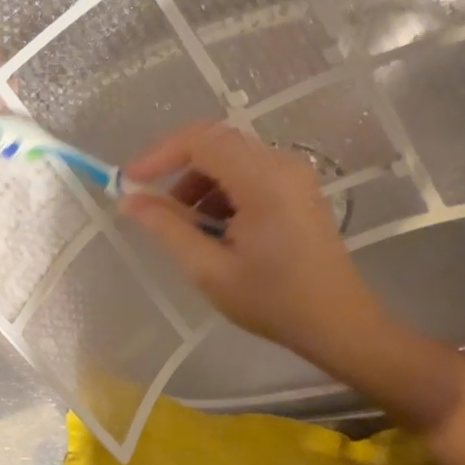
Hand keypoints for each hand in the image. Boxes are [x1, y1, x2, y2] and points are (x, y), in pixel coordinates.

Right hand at [118, 124, 386, 360]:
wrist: (337, 323)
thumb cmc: (272, 301)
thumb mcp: (208, 269)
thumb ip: (167, 228)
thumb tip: (128, 201)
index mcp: (264, 182)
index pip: (201, 141)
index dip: (158, 155)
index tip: (128, 183)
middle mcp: (282, 165)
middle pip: (214, 142)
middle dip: (174, 167)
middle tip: (146, 201)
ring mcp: (293, 174)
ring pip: (228, 155)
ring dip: (196, 181)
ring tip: (182, 225)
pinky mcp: (296, 187)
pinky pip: (246, 170)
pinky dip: (218, 189)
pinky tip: (212, 227)